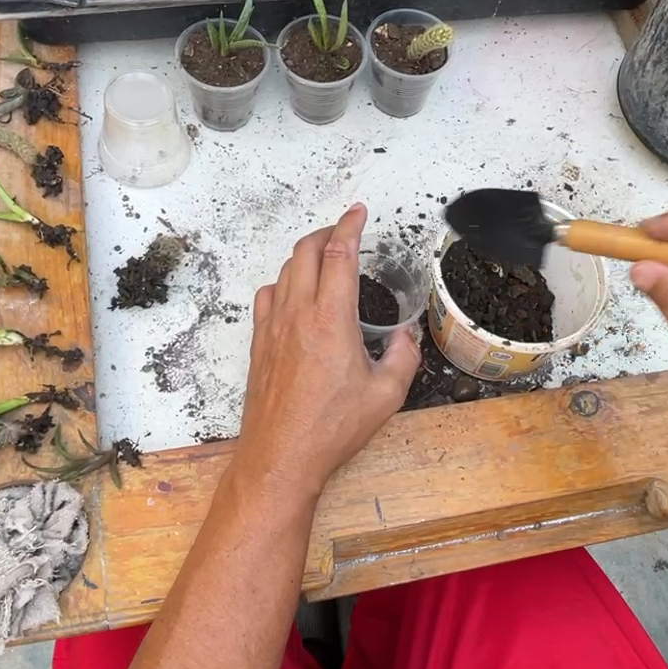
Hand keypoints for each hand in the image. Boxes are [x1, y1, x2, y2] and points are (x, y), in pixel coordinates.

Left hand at [233, 204, 420, 496]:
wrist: (281, 456)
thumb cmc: (330, 429)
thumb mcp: (386, 395)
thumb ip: (404, 357)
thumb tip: (407, 336)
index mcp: (330, 319)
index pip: (339, 254)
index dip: (349, 226)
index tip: (358, 212)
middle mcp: (297, 314)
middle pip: (305, 251)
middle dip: (326, 233)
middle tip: (345, 233)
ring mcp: (272, 327)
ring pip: (284, 271)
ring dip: (304, 256)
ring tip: (324, 261)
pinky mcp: (259, 344)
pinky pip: (267, 296)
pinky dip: (282, 283)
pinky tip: (293, 295)